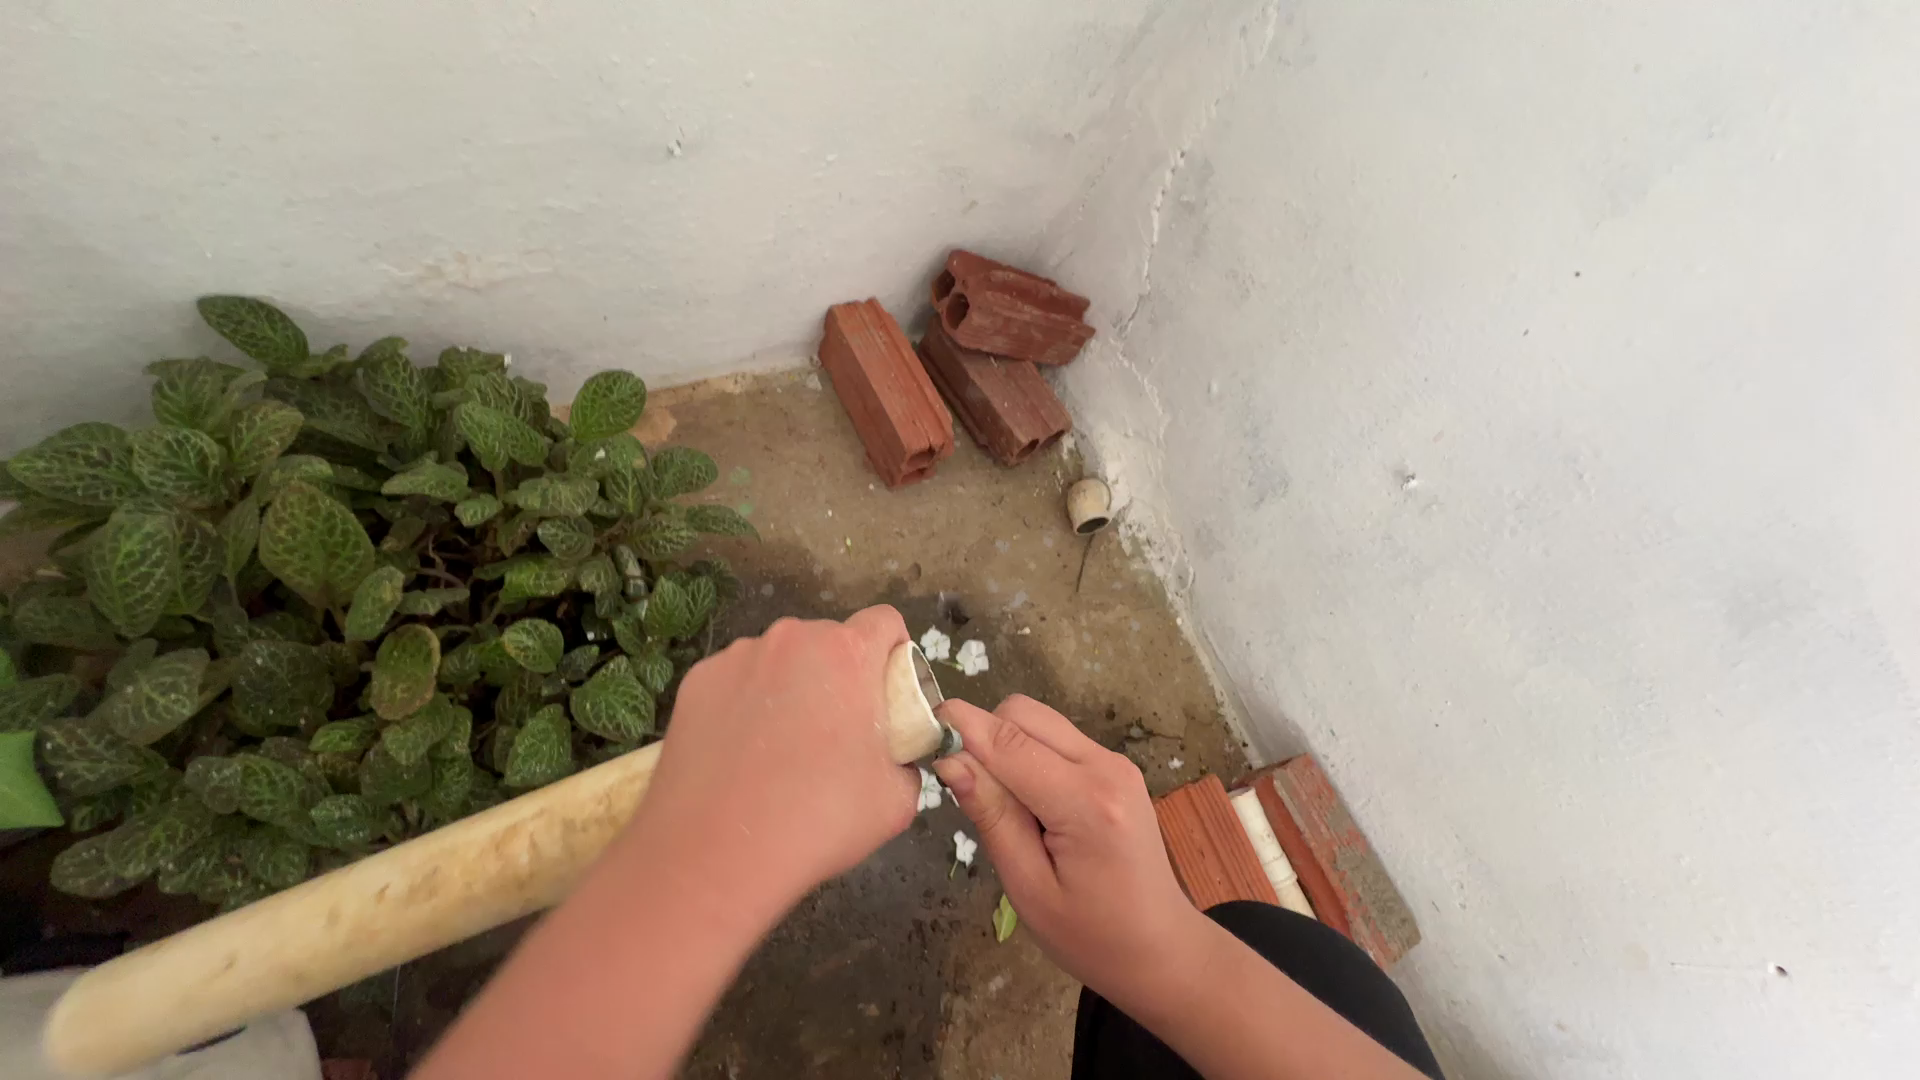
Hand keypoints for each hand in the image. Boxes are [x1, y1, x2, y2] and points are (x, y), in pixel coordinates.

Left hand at [626, 606, 921, 909]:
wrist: (713, 856)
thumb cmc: (817, 821)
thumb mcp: (897, 800)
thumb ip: (906, 759)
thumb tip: (892, 754)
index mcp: (848, 654)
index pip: (885, 622)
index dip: (893, 653)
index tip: (885, 695)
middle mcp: (793, 638)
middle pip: (831, 640)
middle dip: (840, 674)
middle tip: (835, 732)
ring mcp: (739, 657)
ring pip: (783, 659)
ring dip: (792, 686)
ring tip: (780, 749)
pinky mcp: (698, 681)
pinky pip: (739, 680)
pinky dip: (748, 703)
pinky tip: (741, 753)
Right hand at [931, 695, 1208, 1009]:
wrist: (1161, 948)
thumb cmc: (1091, 937)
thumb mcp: (1028, 888)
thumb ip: (992, 816)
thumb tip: (949, 761)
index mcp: (1086, 802)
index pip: (1008, 742)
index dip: (959, 728)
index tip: (920, 729)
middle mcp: (1104, 765)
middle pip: (1023, 714)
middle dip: (983, 735)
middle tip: (968, 790)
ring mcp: (1113, 760)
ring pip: (1038, 719)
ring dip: (1006, 744)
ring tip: (1004, 804)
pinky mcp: (1113, 764)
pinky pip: (1055, 737)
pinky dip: (1028, 753)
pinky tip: (1030, 801)